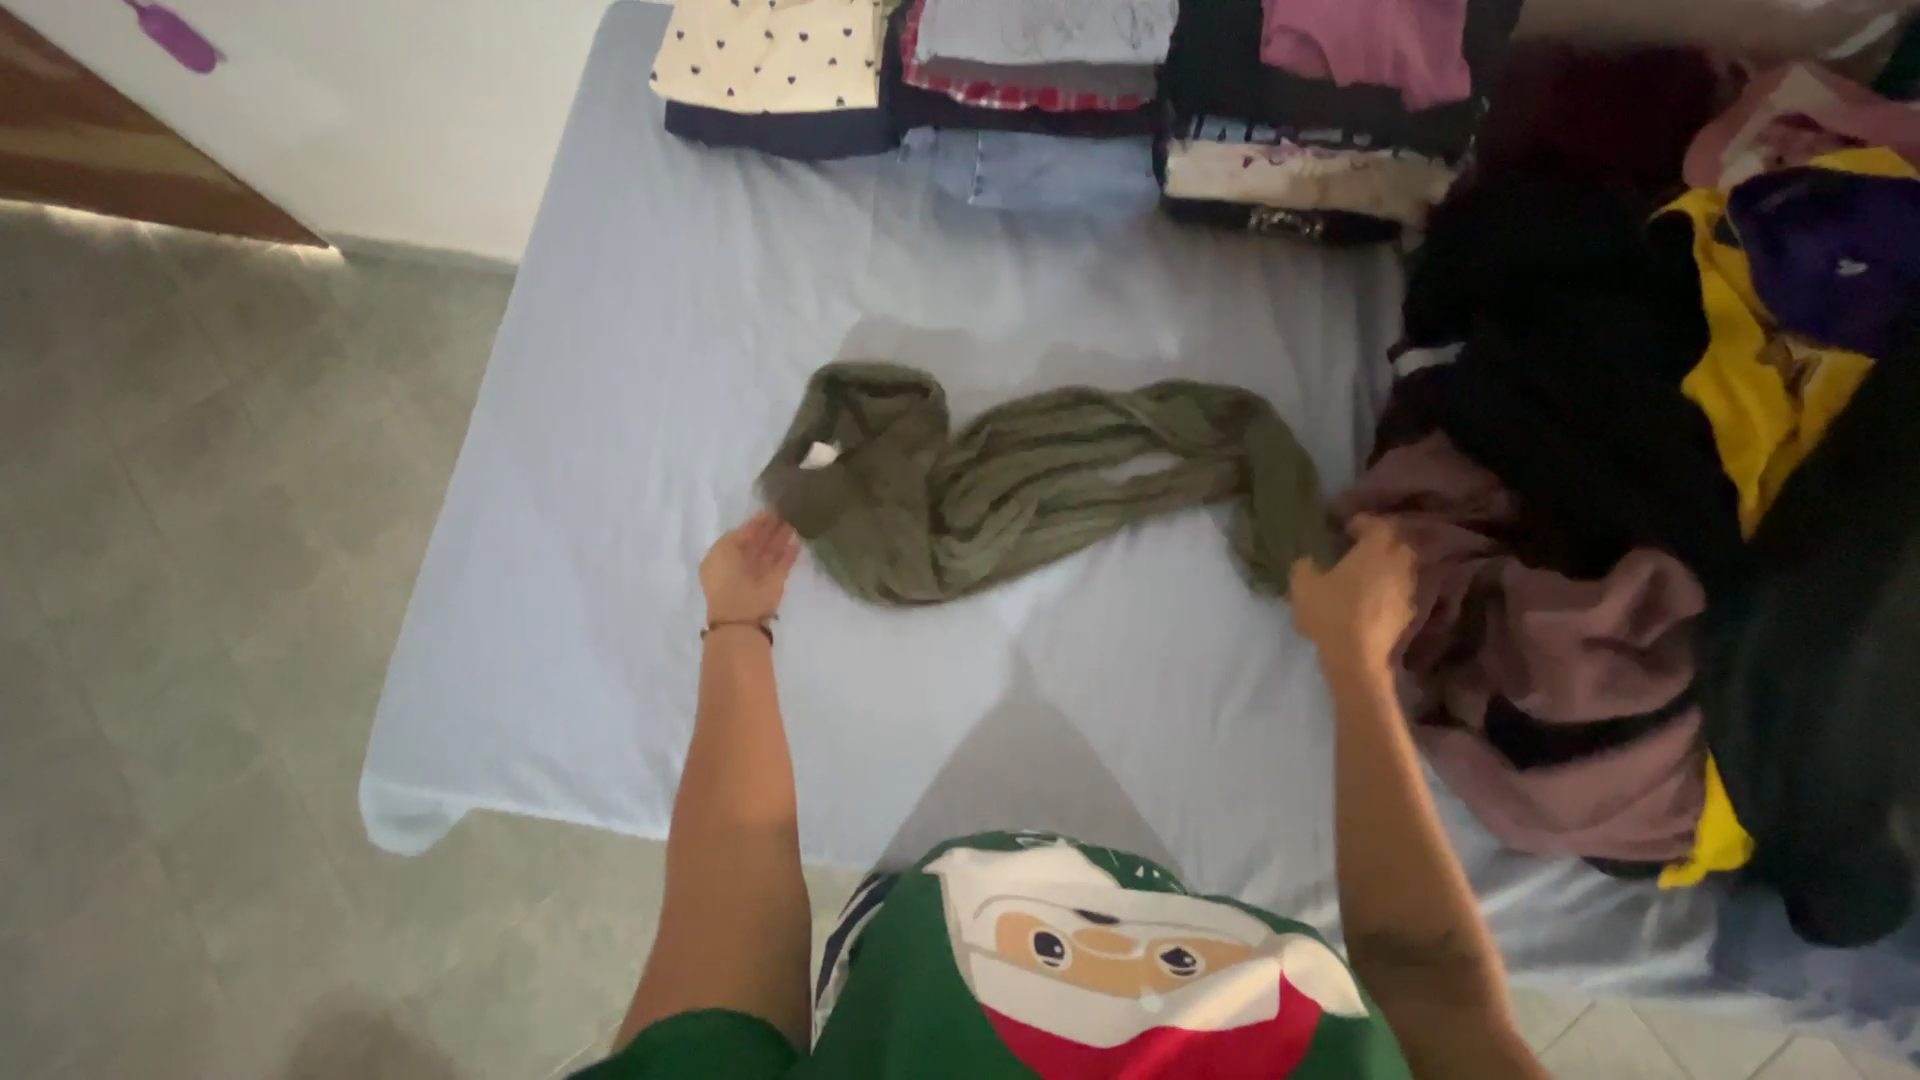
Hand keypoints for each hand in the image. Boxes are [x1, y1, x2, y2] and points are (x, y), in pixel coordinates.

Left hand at [701, 511, 800, 624]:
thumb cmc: (725, 578)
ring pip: (772, 551)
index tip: (767, 510)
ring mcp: (760, 573)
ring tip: (794, 521)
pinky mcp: (777, 581)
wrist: (740, 612)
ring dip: (781, 537)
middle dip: (769, 528)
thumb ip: (739, 535)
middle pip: (758, 542)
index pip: (740, 537)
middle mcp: (742, 564)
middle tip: (784, 511)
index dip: (753, 524)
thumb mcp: (724, 549)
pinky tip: (797, 541)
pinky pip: (784, 563)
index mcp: (724, 557)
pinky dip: (790, 553)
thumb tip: (755, 525)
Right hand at [1289, 515, 1415, 672]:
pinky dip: (1389, 588)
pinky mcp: (1408, 613)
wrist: (1357, 657)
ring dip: (1386, 566)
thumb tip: (1309, 560)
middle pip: (1398, 543)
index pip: (1379, 524)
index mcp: (1374, 551)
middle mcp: (1397, 565)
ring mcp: (1407, 590)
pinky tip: (1371, 599)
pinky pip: (1400, 590)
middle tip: (1359, 547)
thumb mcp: (1303, 585)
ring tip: (1365, 574)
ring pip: (1402, 568)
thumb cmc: (1330, 613)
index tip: (1346, 528)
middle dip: (1381, 542)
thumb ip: (1305, 565)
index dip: (1364, 522)